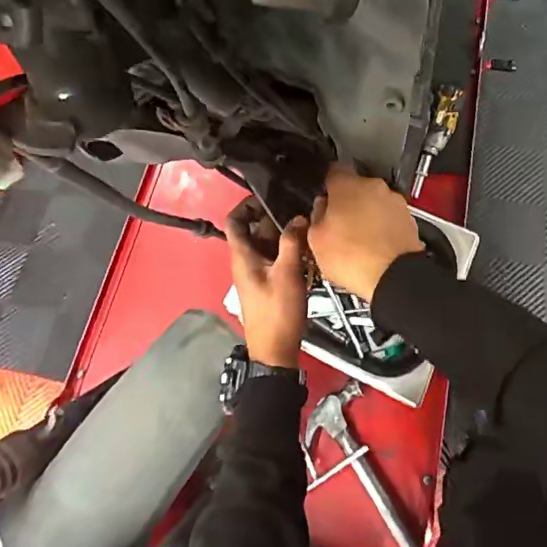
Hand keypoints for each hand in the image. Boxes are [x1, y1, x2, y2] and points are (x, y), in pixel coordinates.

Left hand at [224, 197, 309, 367]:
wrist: (275, 351)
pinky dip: (291, 249)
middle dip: (276, 217)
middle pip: (256, 229)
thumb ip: (292, 242)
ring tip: (310, 223)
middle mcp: (247, 260)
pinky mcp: (271, 281)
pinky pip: (278, 256)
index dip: (247, 204)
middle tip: (301, 207)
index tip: (270, 195)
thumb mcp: (287, 274)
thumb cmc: (277, 312)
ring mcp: (259, 271)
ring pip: (270, 242)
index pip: (235, 220)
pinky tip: (310, 246)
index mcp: (242, 256)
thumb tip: (299, 217)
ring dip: (287, 233)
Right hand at [306, 162, 423, 301]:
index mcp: (347, 186)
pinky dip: (382, 227)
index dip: (328, 183)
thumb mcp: (317, 240)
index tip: (326, 194)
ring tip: (357, 241)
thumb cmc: (355, 258)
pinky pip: (390, 217)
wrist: (393, 277)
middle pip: (356, 187)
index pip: (334, 170)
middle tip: (338, 225)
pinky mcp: (408, 218)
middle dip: (348, 202)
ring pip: (374, 202)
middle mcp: (373, 187)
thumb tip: (320, 210)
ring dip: (367, 215)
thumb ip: (316, 216)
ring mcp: (393, 201)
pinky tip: (374, 246)